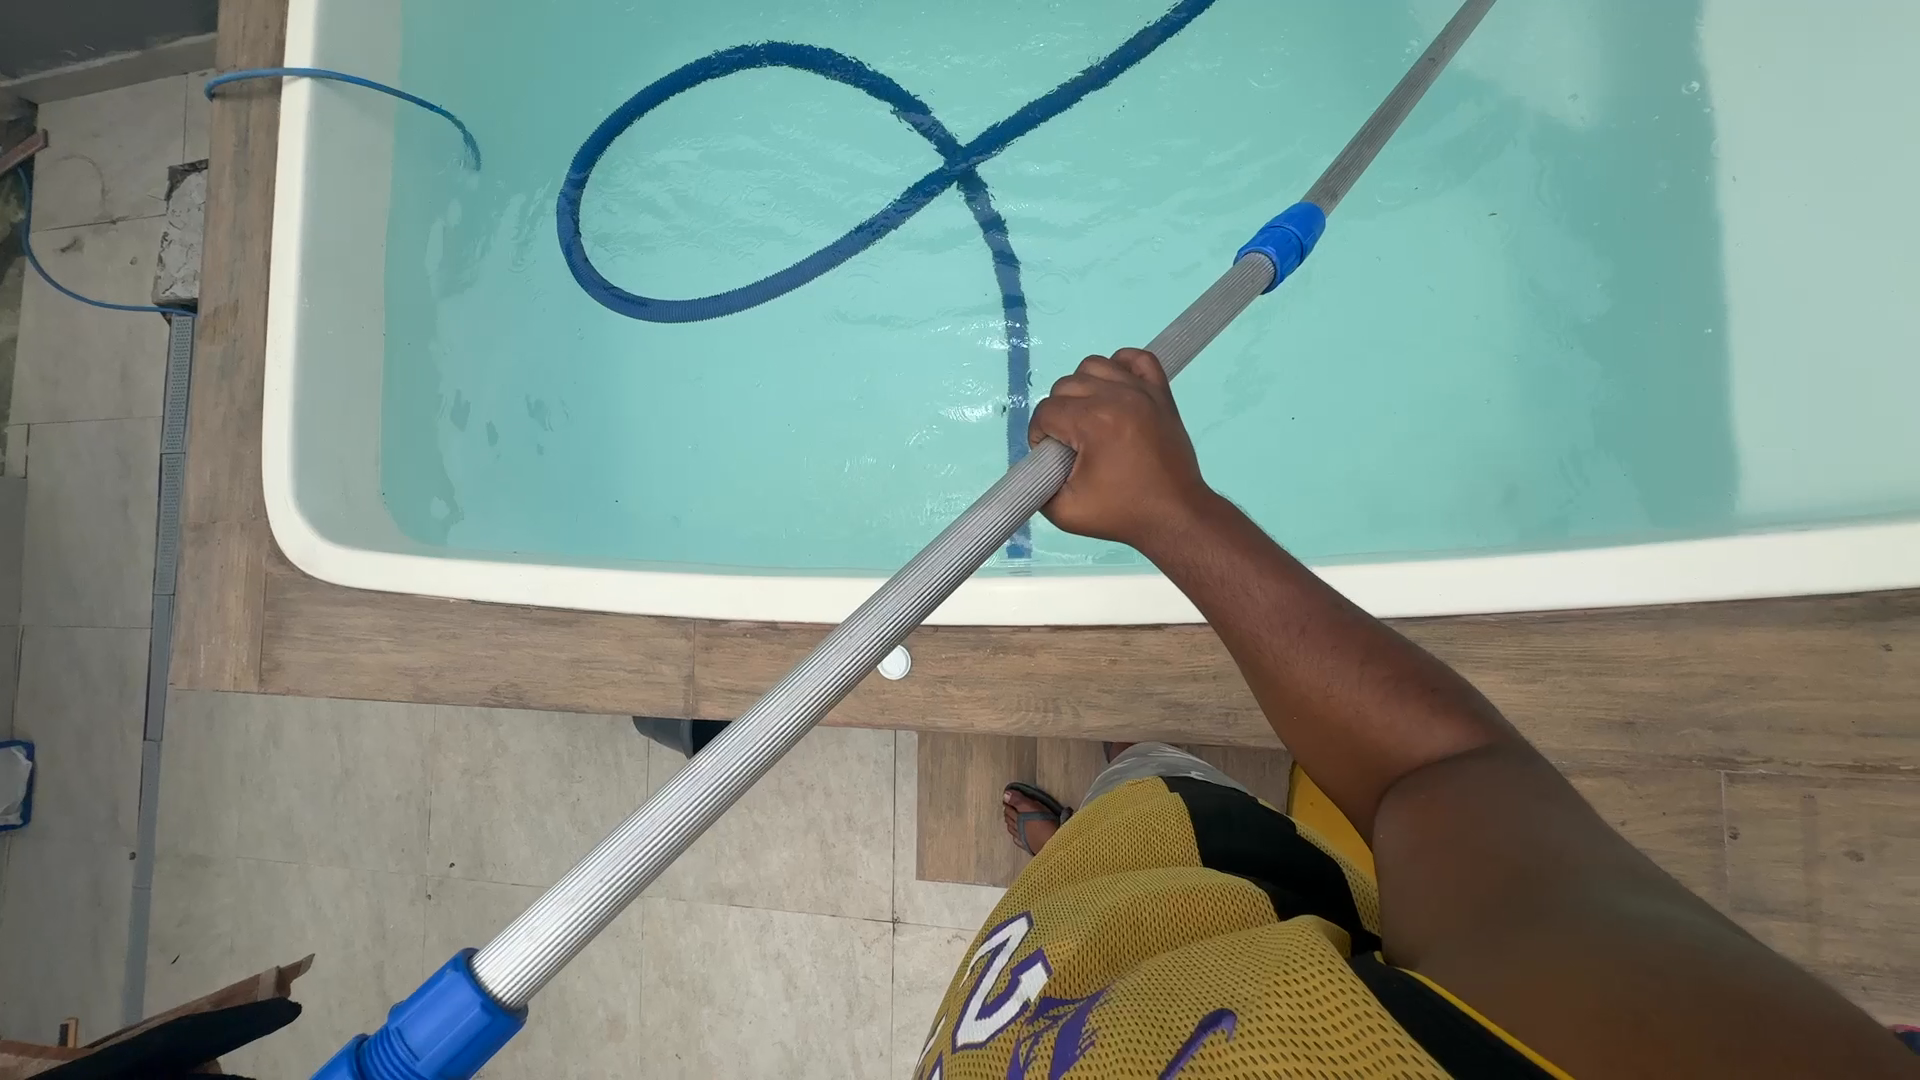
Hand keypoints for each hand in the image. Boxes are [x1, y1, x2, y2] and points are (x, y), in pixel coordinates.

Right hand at [1028, 348, 1215, 553]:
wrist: (1174, 515)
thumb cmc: (1121, 514)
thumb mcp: (1065, 512)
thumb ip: (1038, 487)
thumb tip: (1035, 465)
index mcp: (1094, 423)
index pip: (1046, 412)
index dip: (1039, 436)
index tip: (1051, 458)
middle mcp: (1117, 398)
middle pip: (1065, 385)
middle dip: (1057, 414)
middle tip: (1068, 444)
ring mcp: (1142, 391)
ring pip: (1094, 366)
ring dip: (1082, 389)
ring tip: (1088, 418)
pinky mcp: (1161, 394)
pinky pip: (1137, 358)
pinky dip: (1120, 367)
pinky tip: (1114, 392)